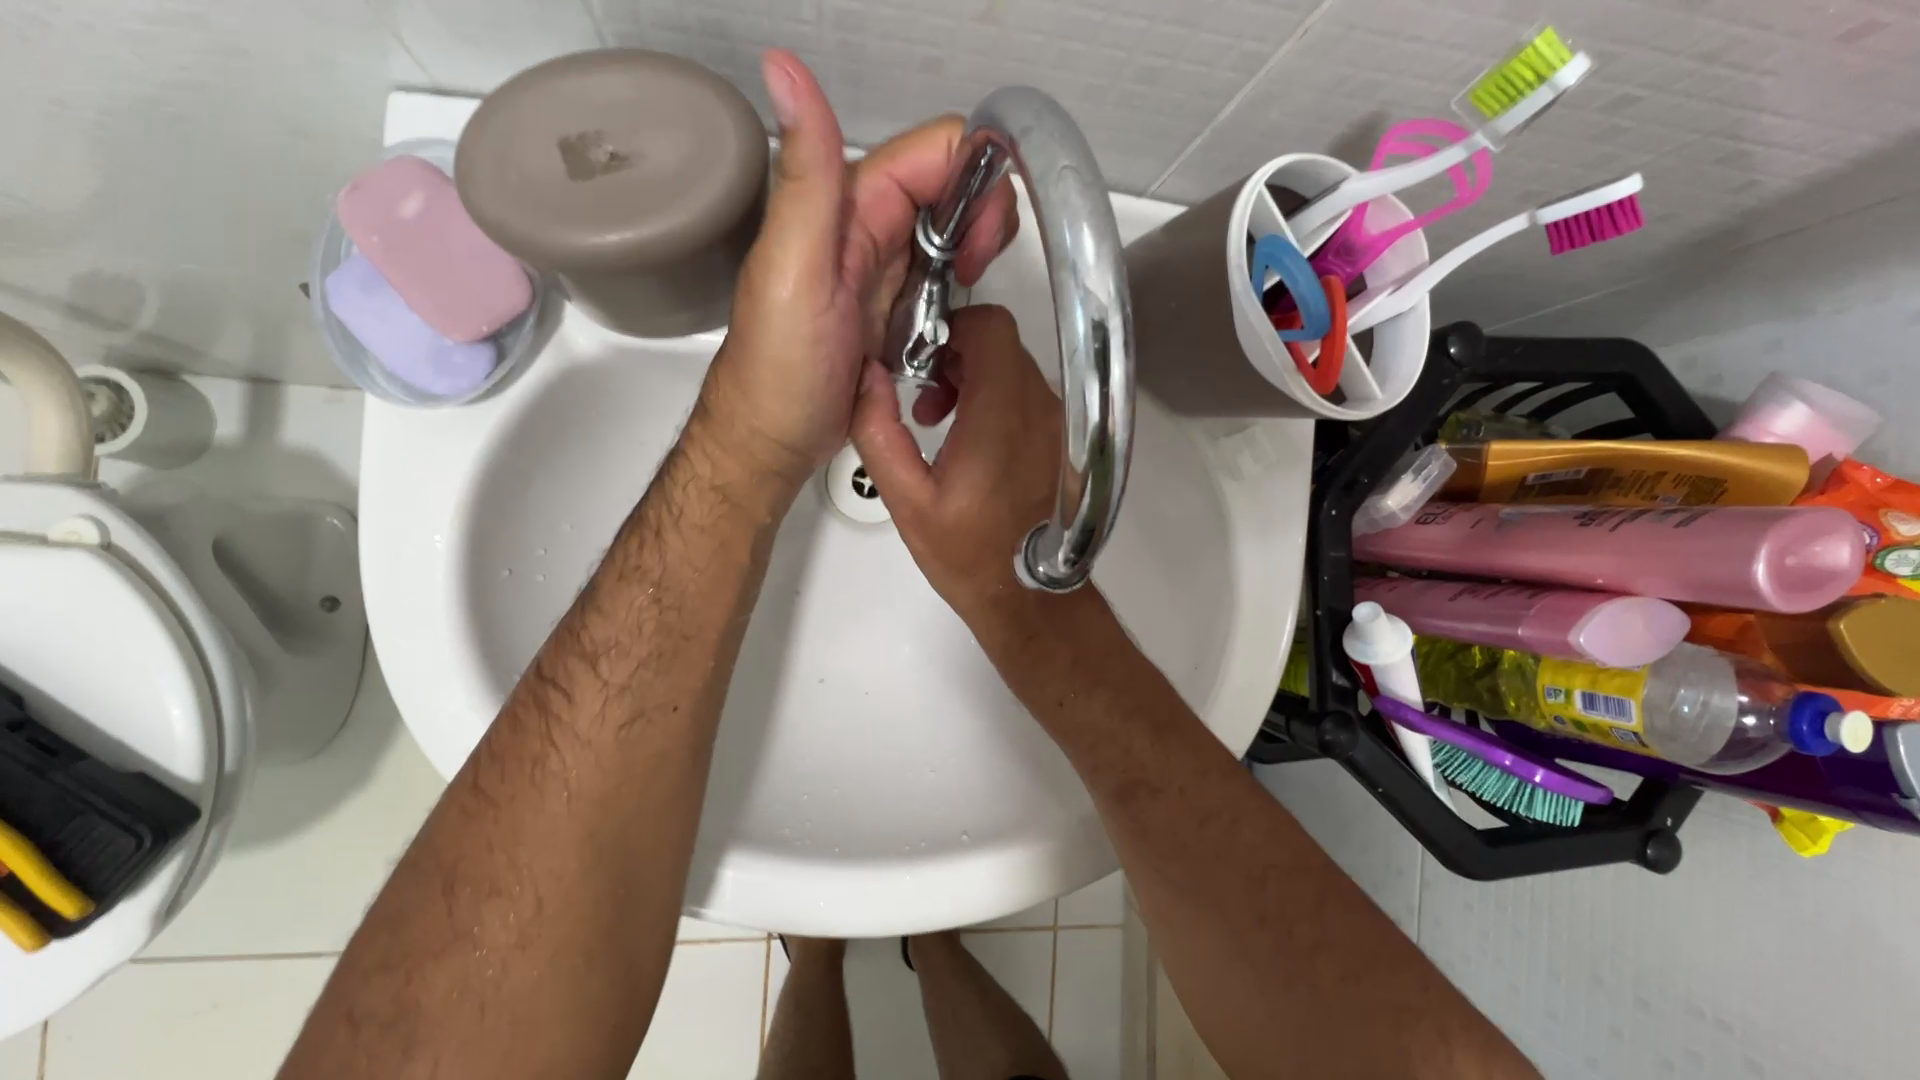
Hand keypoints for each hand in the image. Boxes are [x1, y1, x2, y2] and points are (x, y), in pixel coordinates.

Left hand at [697, 49, 1017, 496]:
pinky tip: (954, 330)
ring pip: (955, 236)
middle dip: (983, 224)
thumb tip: (787, 73)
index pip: (935, 152)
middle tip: (975, 276)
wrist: (770, 440)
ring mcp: (883, 272)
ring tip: (961, 310)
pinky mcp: (894, 311)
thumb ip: (806, 175)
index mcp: (848, 207)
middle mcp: (867, 230)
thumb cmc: (776, 373)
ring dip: (978, 263)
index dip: (974, 182)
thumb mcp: (793, 271)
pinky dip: (964, 298)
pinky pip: (946, 285)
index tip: (979, 239)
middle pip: (953, 189)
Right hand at [851, 305, 1063, 625]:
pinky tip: (969, 439)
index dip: (952, 327)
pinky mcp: (1064, 439)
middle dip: (955, 356)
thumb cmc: (964, 553)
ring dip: (973, 379)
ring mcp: (1058, 423)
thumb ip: (878, 431)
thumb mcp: (905, 499)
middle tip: (921, 397)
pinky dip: (996, 399)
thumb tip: (864, 374)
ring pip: (1015, 367)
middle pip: (1001, 344)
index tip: (919, 358)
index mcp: (1001, 416)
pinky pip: (1028, 394)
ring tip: (937, 420)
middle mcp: (1040, 409)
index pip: (991, 327)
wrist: (1028, 597)